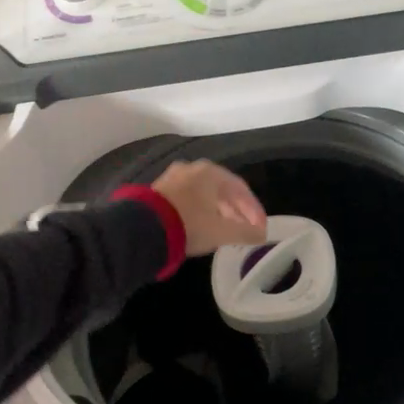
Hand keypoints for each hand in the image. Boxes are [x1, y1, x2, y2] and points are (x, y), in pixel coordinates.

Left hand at [152, 161, 267, 257]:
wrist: (142, 229)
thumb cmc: (189, 224)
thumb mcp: (222, 231)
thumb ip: (246, 232)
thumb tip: (261, 235)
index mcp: (211, 172)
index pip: (241, 189)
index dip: (254, 210)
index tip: (260, 228)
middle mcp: (193, 169)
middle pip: (222, 190)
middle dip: (237, 211)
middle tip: (245, 229)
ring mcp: (173, 177)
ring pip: (204, 194)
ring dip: (218, 211)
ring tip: (226, 230)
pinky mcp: (159, 191)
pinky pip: (188, 199)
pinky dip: (200, 211)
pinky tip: (203, 225)